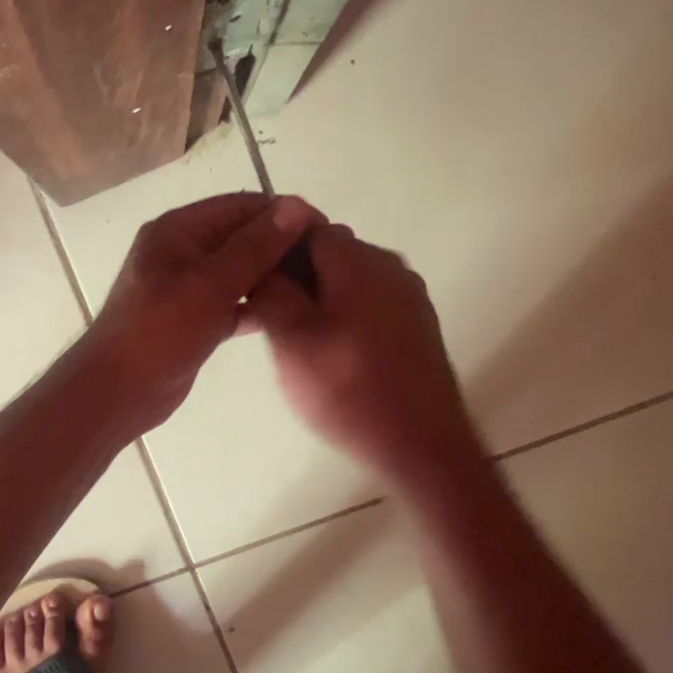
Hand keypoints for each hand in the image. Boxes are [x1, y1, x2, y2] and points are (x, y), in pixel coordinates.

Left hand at [81, 193, 319, 430]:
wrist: (118, 391)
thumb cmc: (159, 331)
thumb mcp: (210, 284)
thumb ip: (254, 246)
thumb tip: (297, 207)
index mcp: (177, 231)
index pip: (239, 206)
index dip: (282, 214)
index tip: (324, 230)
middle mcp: (180, 253)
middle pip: (240, 237)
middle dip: (279, 245)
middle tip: (324, 263)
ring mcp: (184, 289)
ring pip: (236, 272)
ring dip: (270, 276)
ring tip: (312, 286)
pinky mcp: (191, 321)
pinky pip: (230, 304)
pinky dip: (253, 306)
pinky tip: (284, 314)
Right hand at [244, 224, 484, 481]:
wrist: (421, 445)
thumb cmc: (348, 389)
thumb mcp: (291, 340)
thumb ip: (270, 291)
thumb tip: (261, 261)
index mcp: (359, 260)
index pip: (304, 227)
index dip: (272, 250)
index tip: (251, 285)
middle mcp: (390, 267)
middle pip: (328, 255)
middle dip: (295, 279)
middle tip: (269, 324)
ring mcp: (409, 298)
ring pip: (347, 284)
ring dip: (317, 304)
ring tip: (297, 348)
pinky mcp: (417, 328)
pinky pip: (368, 308)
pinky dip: (342, 322)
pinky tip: (332, 360)